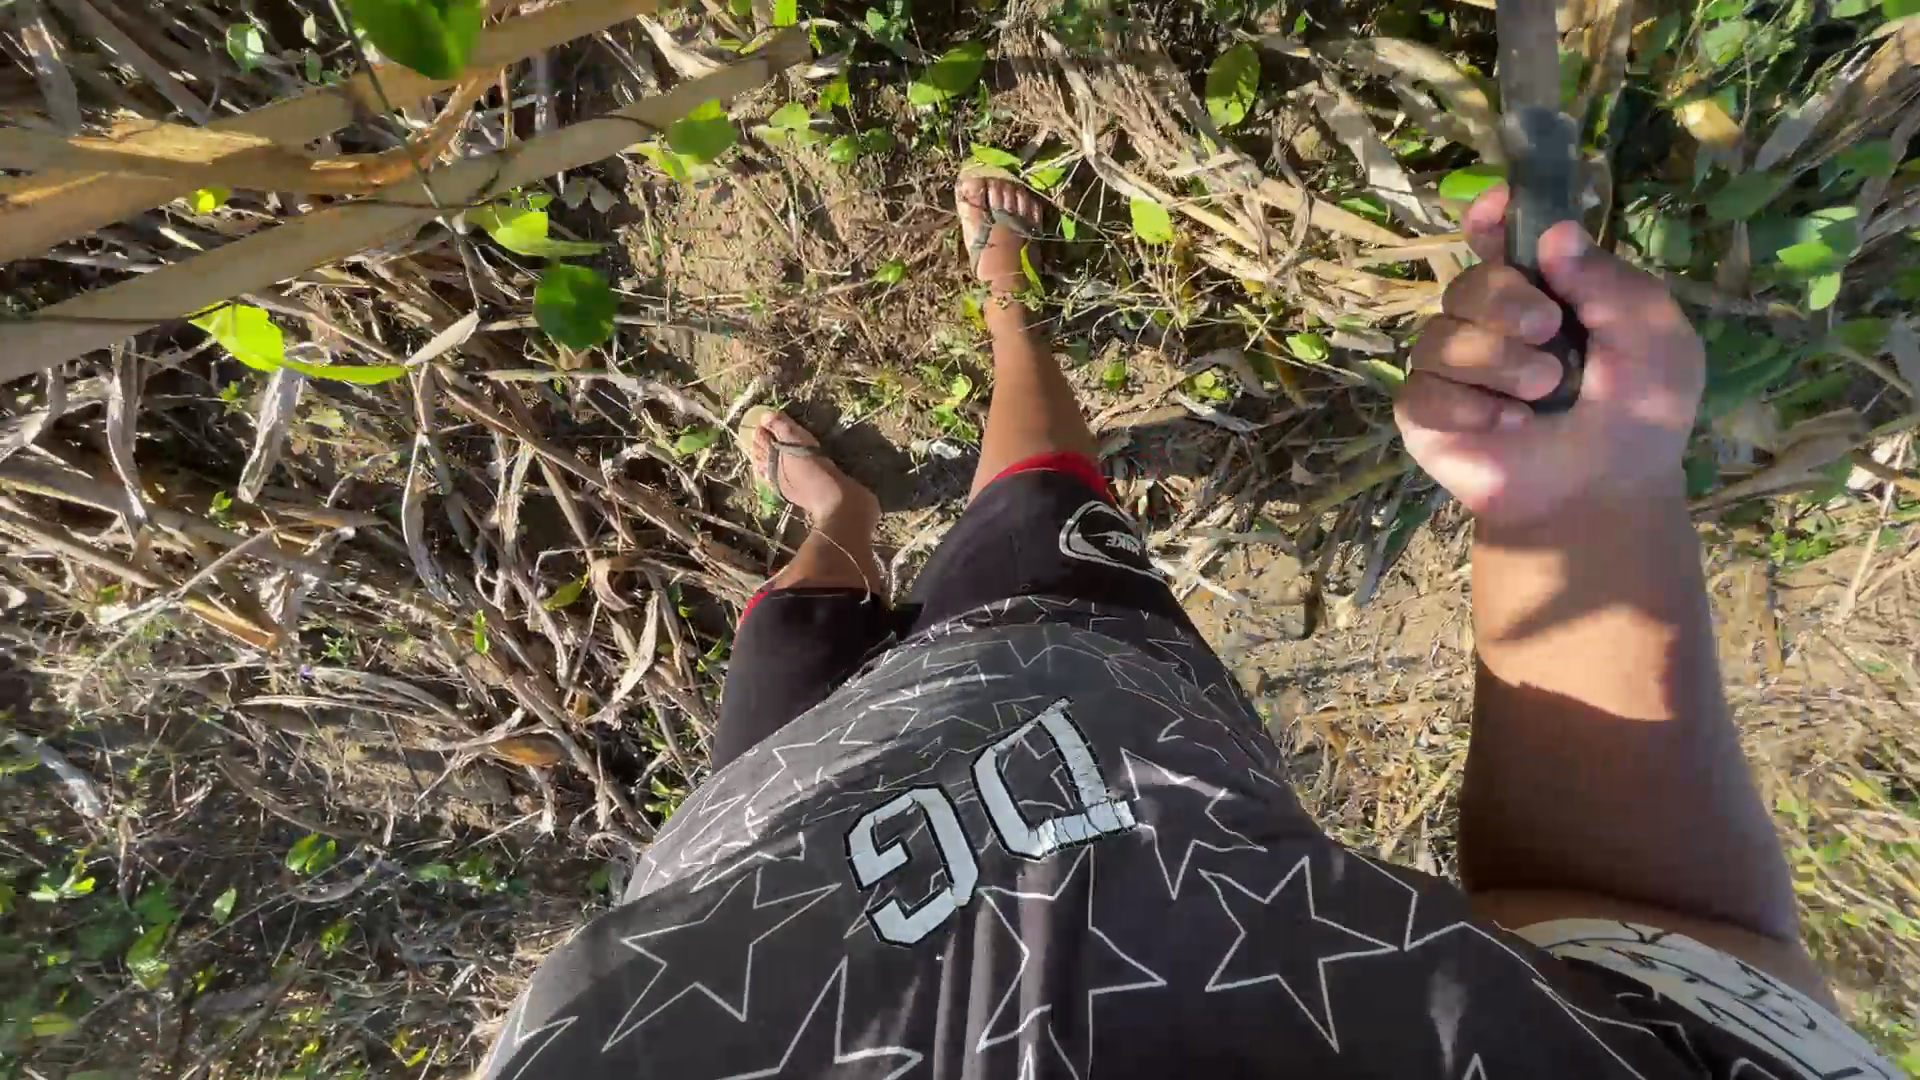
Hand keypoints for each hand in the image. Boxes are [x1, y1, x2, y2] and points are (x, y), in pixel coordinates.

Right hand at [1394, 186, 1704, 528]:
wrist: (1593, 494)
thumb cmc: (1634, 419)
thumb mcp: (1651, 340)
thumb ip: (1608, 285)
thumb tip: (1552, 234)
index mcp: (1541, 302)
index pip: (1499, 250)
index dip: (1490, 222)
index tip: (1496, 202)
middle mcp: (1486, 330)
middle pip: (1463, 285)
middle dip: (1505, 303)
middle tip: (1549, 334)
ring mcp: (1447, 373)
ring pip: (1437, 337)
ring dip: (1494, 363)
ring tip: (1537, 394)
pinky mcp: (1420, 414)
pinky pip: (1420, 391)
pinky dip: (1466, 406)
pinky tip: (1503, 425)